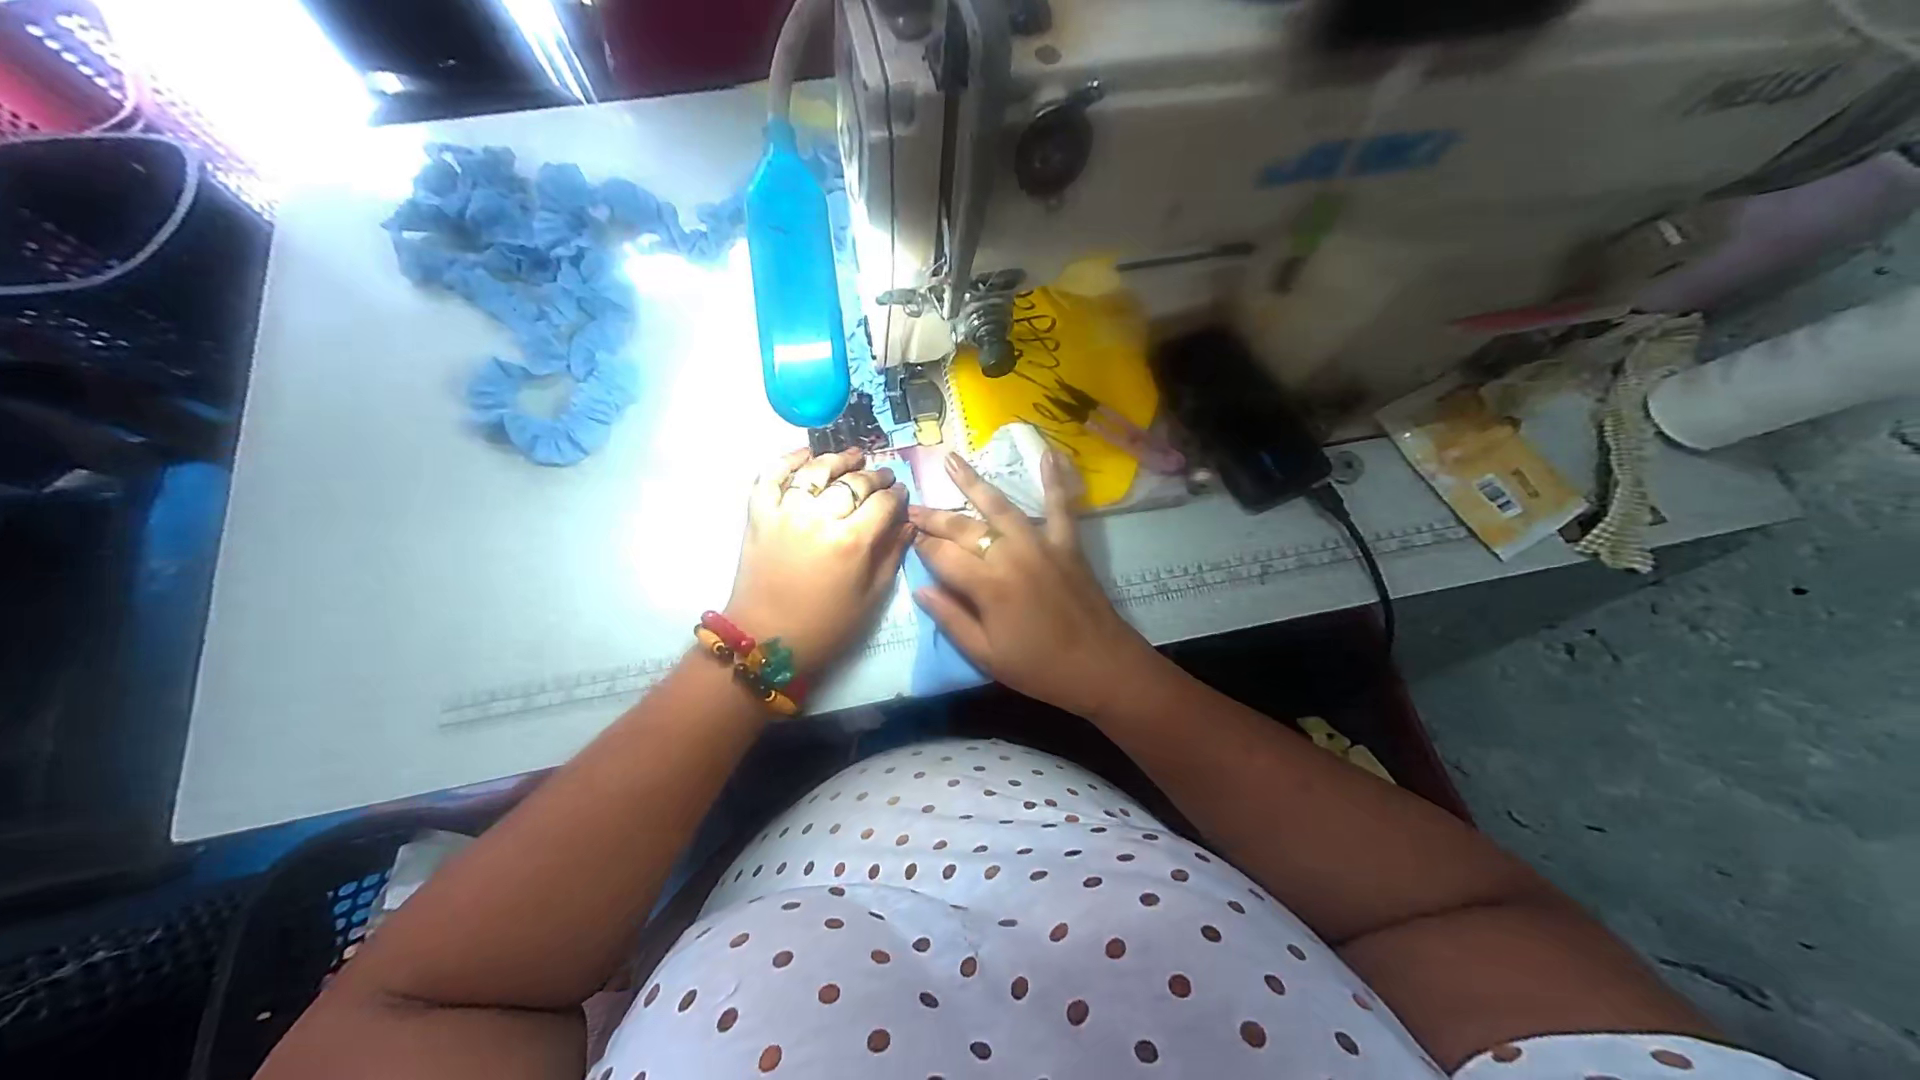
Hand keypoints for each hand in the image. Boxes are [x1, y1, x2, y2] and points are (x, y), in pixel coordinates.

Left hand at [725, 447, 913, 671]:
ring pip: (815, 470)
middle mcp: (819, 518)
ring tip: (852, 457)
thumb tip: (907, 524)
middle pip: (853, 482)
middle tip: (883, 476)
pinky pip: (771, 476)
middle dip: (874, 476)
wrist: (767, 640)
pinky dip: (787, 460)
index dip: (897, 494)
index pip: (883, 502)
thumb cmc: (827, 625)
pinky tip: (805, 454)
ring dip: (837, 460)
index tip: (902, 492)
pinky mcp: (758, 515)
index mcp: (852, 542)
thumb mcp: (872, 597)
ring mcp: (785, 512)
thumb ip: (892, 554)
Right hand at [909, 450, 1161, 717]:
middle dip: (935, 516)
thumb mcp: (986, 655)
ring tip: (952, 459)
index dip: (922, 546)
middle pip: (965, 528)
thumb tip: (920, 588)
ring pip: (1001, 507)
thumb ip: (950, 619)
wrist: (1101, 666)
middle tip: (913, 504)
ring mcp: (1041, 544)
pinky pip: (1060, 506)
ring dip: (974, 482)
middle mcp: (1011, 555)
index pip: (942, 556)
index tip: (906, 535)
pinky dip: (1055, 480)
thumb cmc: (1039, 668)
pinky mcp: (1067, 544)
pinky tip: (1049, 453)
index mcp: (988, 586)